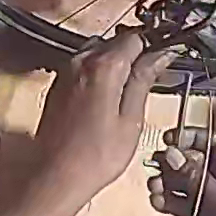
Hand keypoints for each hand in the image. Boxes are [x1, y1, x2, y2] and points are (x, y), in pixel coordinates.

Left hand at [29, 31, 172, 208]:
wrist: (54, 177)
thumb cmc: (97, 155)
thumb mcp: (131, 119)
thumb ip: (144, 80)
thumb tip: (160, 54)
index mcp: (104, 66)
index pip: (135, 37)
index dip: (152, 47)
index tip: (161, 62)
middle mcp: (82, 60)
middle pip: (115, 41)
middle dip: (133, 55)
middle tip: (147, 81)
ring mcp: (66, 71)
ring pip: (98, 51)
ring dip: (114, 63)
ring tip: (126, 92)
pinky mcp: (58, 84)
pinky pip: (83, 65)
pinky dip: (98, 73)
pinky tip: (105, 98)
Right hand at [147, 129, 215, 215]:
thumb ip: (201, 181)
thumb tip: (172, 152)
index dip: (194, 139)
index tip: (166, 140)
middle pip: (201, 162)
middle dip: (177, 161)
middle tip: (153, 165)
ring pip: (190, 184)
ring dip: (170, 182)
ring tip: (152, 188)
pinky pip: (187, 206)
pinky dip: (171, 202)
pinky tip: (156, 202)